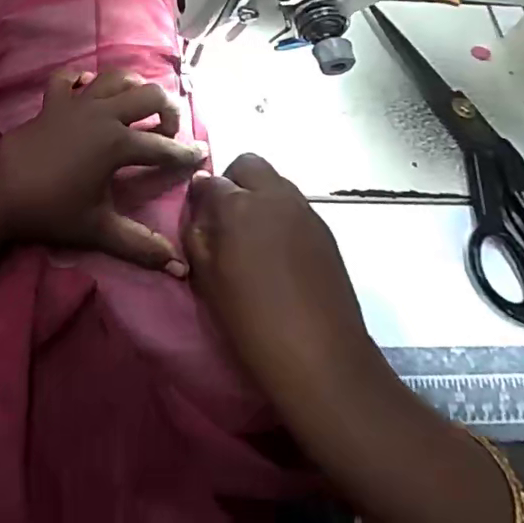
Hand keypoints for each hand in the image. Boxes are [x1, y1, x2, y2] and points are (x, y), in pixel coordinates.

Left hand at [0, 70, 205, 275]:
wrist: (0, 193)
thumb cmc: (52, 210)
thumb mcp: (99, 229)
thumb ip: (140, 245)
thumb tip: (179, 267)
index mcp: (118, 143)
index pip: (163, 147)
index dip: (186, 153)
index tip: (203, 154)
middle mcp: (102, 115)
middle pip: (148, 96)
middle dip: (168, 109)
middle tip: (169, 130)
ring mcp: (76, 104)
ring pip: (114, 78)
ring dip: (132, 86)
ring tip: (138, 105)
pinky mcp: (52, 103)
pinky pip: (68, 78)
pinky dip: (81, 80)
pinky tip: (87, 90)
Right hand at [184, 154, 372, 393]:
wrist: (322, 358)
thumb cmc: (251, 321)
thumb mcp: (207, 278)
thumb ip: (197, 234)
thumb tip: (199, 208)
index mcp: (238, 206)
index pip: (210, 181)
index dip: (201, 195)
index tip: (199, 215)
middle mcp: (273, 196)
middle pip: (248, 165)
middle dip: (233, 181)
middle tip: (226, 217)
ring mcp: (305, 211)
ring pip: (275, 182)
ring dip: (259, 196)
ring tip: (254, 237)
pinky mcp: (325, 230)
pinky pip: (295, 206)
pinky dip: (281, 215)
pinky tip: (279, 252)